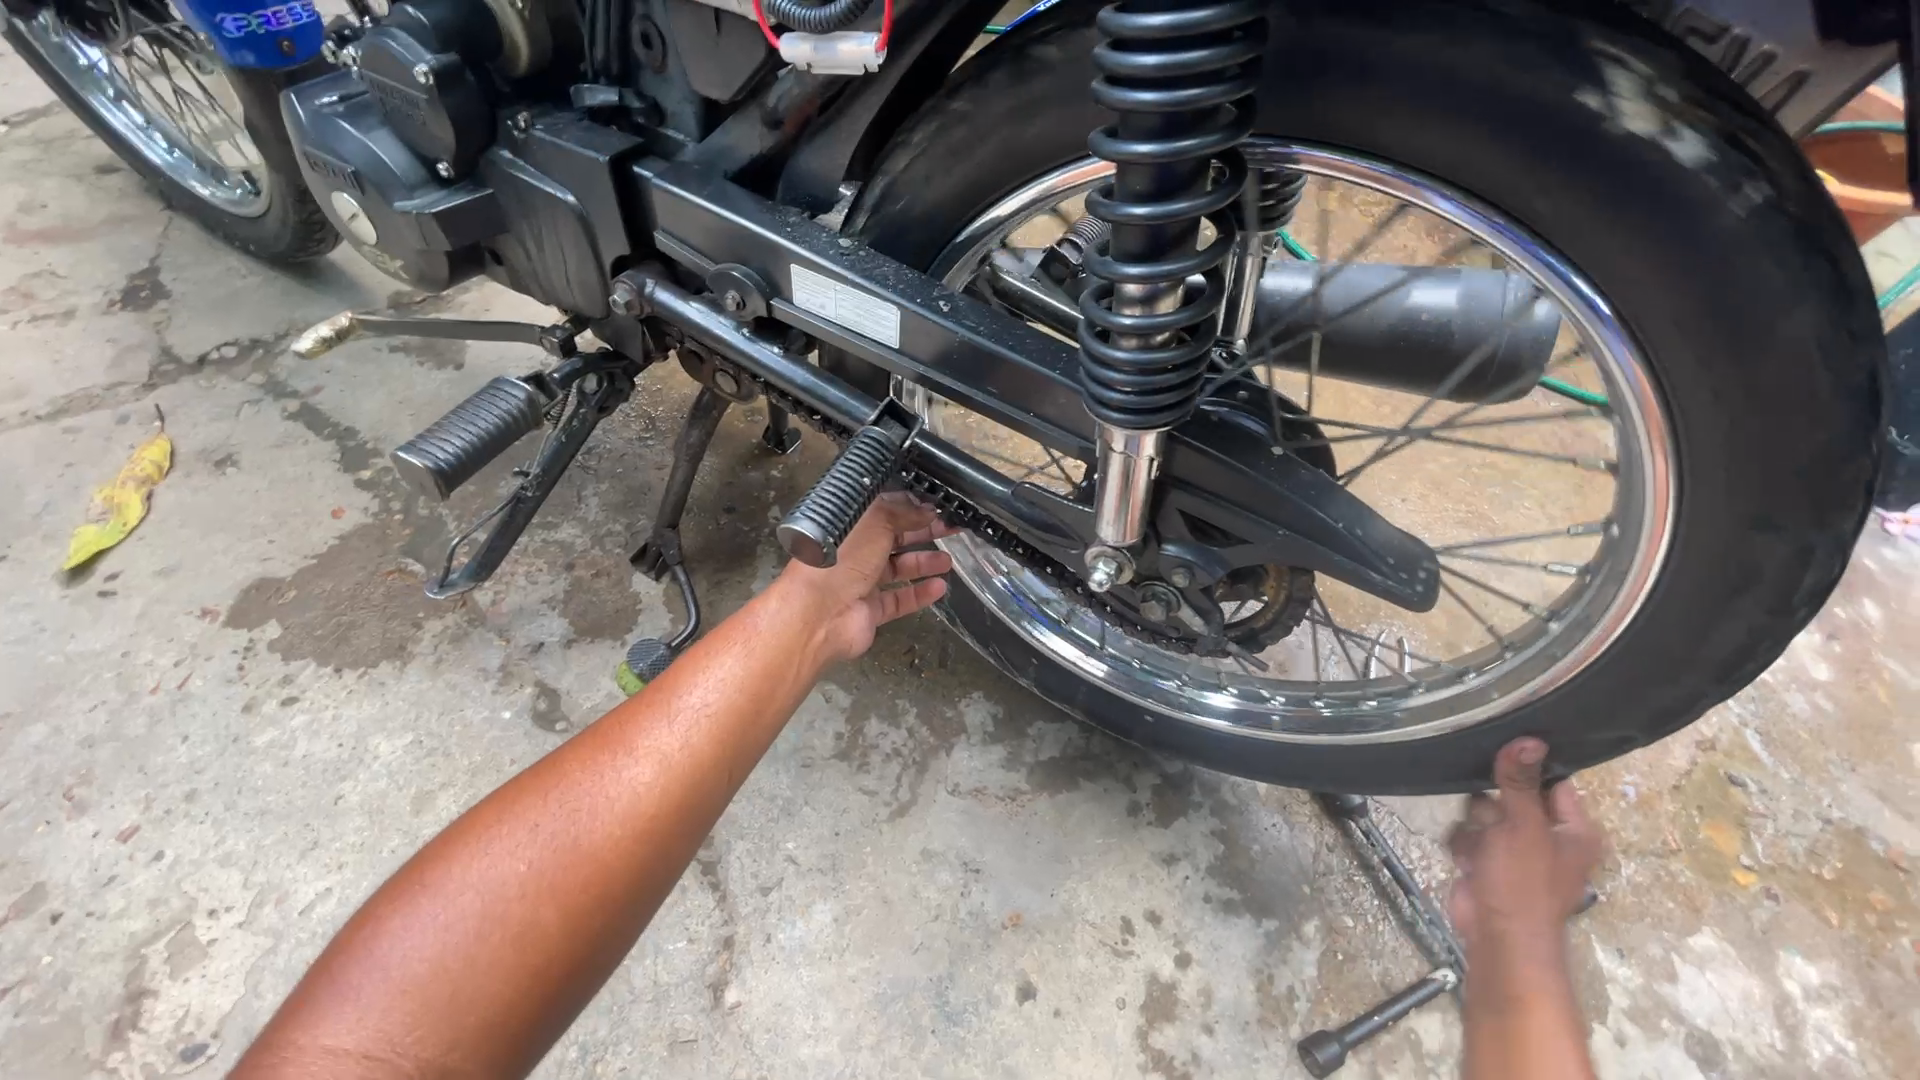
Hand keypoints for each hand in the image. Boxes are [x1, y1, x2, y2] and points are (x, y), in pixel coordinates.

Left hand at [775, 493, 958, 665]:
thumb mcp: (875, 521)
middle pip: (894, 538)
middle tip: (952, 529)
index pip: (884, 510)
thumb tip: (926, 509)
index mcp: (849, 524)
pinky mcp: (870, 610)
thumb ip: (903, 513)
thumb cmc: (841, 557)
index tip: (937, 506)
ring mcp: (861, 582)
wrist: (819, 612)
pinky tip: (940, 587)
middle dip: (923, 532)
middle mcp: (854, 550)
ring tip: (948, 561)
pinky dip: (919, 594)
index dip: (911, 506)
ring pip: (898, 569)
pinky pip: (899, 599)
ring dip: (924, 563)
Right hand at [1446, 738, 1604, 957]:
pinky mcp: (1487, 861)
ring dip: (1474, 827)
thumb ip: (1521, 782)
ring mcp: (1515, 849)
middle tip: (1491, 816)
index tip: (1500, 749)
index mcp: (1574, 830)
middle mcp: (1548, 836)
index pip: (1553, 782)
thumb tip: (1530, 739)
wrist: (1496, 935)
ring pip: (1482, 812)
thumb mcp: (1522, 826)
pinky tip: (1467, 860)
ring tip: (1478, 846)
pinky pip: (1468, 834)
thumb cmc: (1522, 881)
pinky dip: (1464, 844)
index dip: (1528, 767)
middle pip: (1510, 793)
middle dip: (1491, 803)